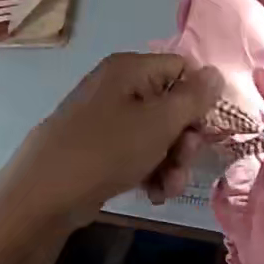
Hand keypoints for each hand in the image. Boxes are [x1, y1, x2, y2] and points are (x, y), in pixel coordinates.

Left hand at [0, 53, 221, 228]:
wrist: (47, 193)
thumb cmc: (108, 149)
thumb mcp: (160, 122)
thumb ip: (194, 98)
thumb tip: (216, 73)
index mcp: (131, 70)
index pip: (182, 70)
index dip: (200, 98)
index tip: (204, 128)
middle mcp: (119, 88)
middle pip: (173, 107)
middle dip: (185, 142)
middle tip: (183, 163)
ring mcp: (108, 119)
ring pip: (159, 136)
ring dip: (172, 164)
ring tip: (167, 188)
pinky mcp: (101, 148)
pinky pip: (139, 154)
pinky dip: (151, 172)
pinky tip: (153, 194)